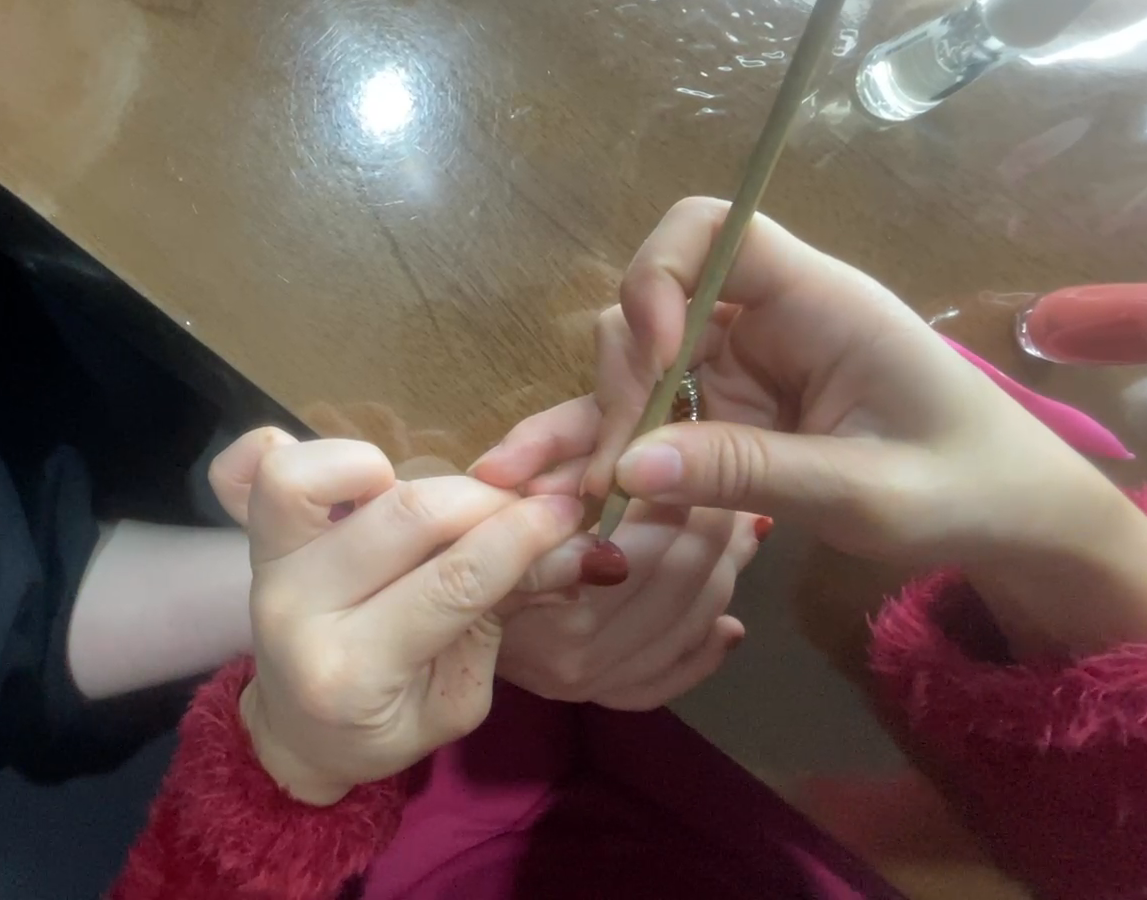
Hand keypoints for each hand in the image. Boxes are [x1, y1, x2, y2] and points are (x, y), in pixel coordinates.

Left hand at [207, 427, 582, 803]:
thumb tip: (572, 546)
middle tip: (518, 504)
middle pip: (401, 518)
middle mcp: (296, 610)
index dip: (520, 536)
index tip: (566, 512)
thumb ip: (501, 617)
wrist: (296, 730)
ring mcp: (263, 565)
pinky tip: (354, 473)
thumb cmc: (382, 725)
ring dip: (387, 470)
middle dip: (480, 499)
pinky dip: (302, 451)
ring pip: (309, 478)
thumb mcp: (457, 699)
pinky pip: (243, 470)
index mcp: (352, 673)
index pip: (451, 583)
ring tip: (422, 497)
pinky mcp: (249, 537)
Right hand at [473, 397, 752, 710]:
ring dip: (726, 570)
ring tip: (737, 528)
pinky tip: (727, 622)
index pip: (647, 538)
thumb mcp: (498, 478)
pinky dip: (707, 647)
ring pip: (694, 618)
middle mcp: (573, 654)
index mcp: (547, 594)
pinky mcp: (601, 698)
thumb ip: (548, 452)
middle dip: (717, 525)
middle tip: (730, 485)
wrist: (408, 616)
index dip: (681, 494)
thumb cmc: (447, 533)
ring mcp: (590, 682)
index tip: (693, 460)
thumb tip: (639, 448)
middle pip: (685, 578)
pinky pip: (674, 675)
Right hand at [500, 198, 1146, 655]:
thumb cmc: (970, 490)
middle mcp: (762, 318)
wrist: (1013, 525)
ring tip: (598, 492)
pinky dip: (623, 443)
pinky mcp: (724, 403)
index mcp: (814, 301)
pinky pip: (653, 407)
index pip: (710, 228)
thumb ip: (747, 472)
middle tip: (615, 472)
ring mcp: (737, 361)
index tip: (661, 361)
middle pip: (651, 302)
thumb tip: (626, 468)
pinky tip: (606, 489)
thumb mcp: (865, 494)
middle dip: (624, 379)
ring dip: (610, 416)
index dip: (660, 274)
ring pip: (637, 356)